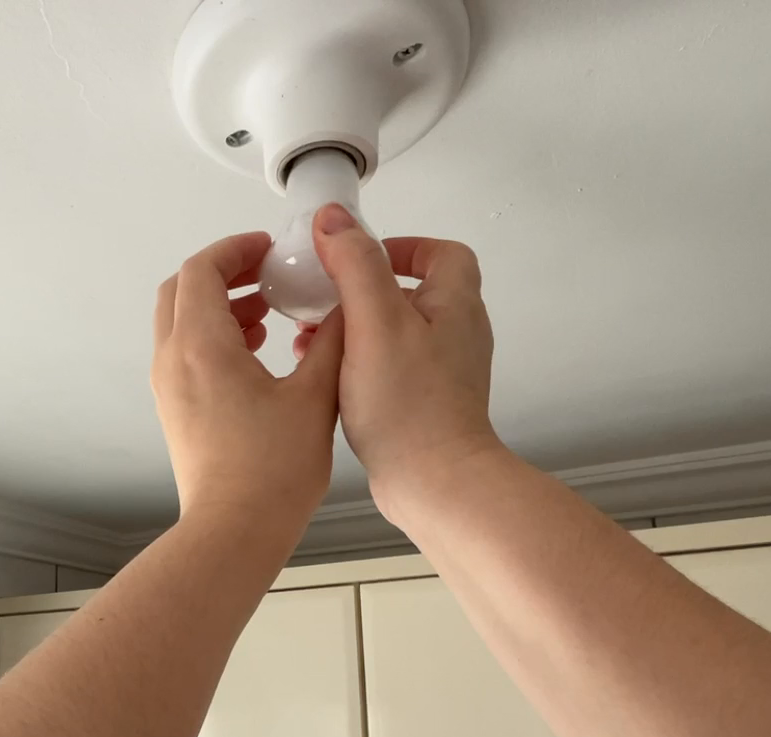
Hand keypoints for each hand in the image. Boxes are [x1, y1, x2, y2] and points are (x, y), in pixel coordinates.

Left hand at [153, 232, 343, 527]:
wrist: (234, 531)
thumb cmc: (270, 473)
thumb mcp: (315, 396)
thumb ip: (333, 341)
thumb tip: (344, 310)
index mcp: (202, 346)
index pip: (201, 270)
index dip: (235, 249)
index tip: (267, 249)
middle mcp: (174, 362)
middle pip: (181, 291)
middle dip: (222, 274)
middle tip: (264, 275)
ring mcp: (169, 389)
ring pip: (180, 324)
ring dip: (218, 308)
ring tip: (265, 315)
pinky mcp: (176, 413)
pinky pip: (184, 356)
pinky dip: (212, 339)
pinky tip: (254, 355)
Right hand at [298, 204, 500, 522]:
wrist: (431, 481)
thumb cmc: (410, 409)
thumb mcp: (374, 322)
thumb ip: (354, 265)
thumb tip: (335, 220)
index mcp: (453, 306)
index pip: (441, 253)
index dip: (403, 246)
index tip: (361, 254)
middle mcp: (454, 337)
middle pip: (412, 293)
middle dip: (364, 291)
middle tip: (327, 297)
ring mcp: (441, 374)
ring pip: (395, 334)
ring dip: (355, 330)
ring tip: (315, 339)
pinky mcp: (422, 405)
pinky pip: (390, 370)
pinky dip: (359, 364)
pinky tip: (330, 379)